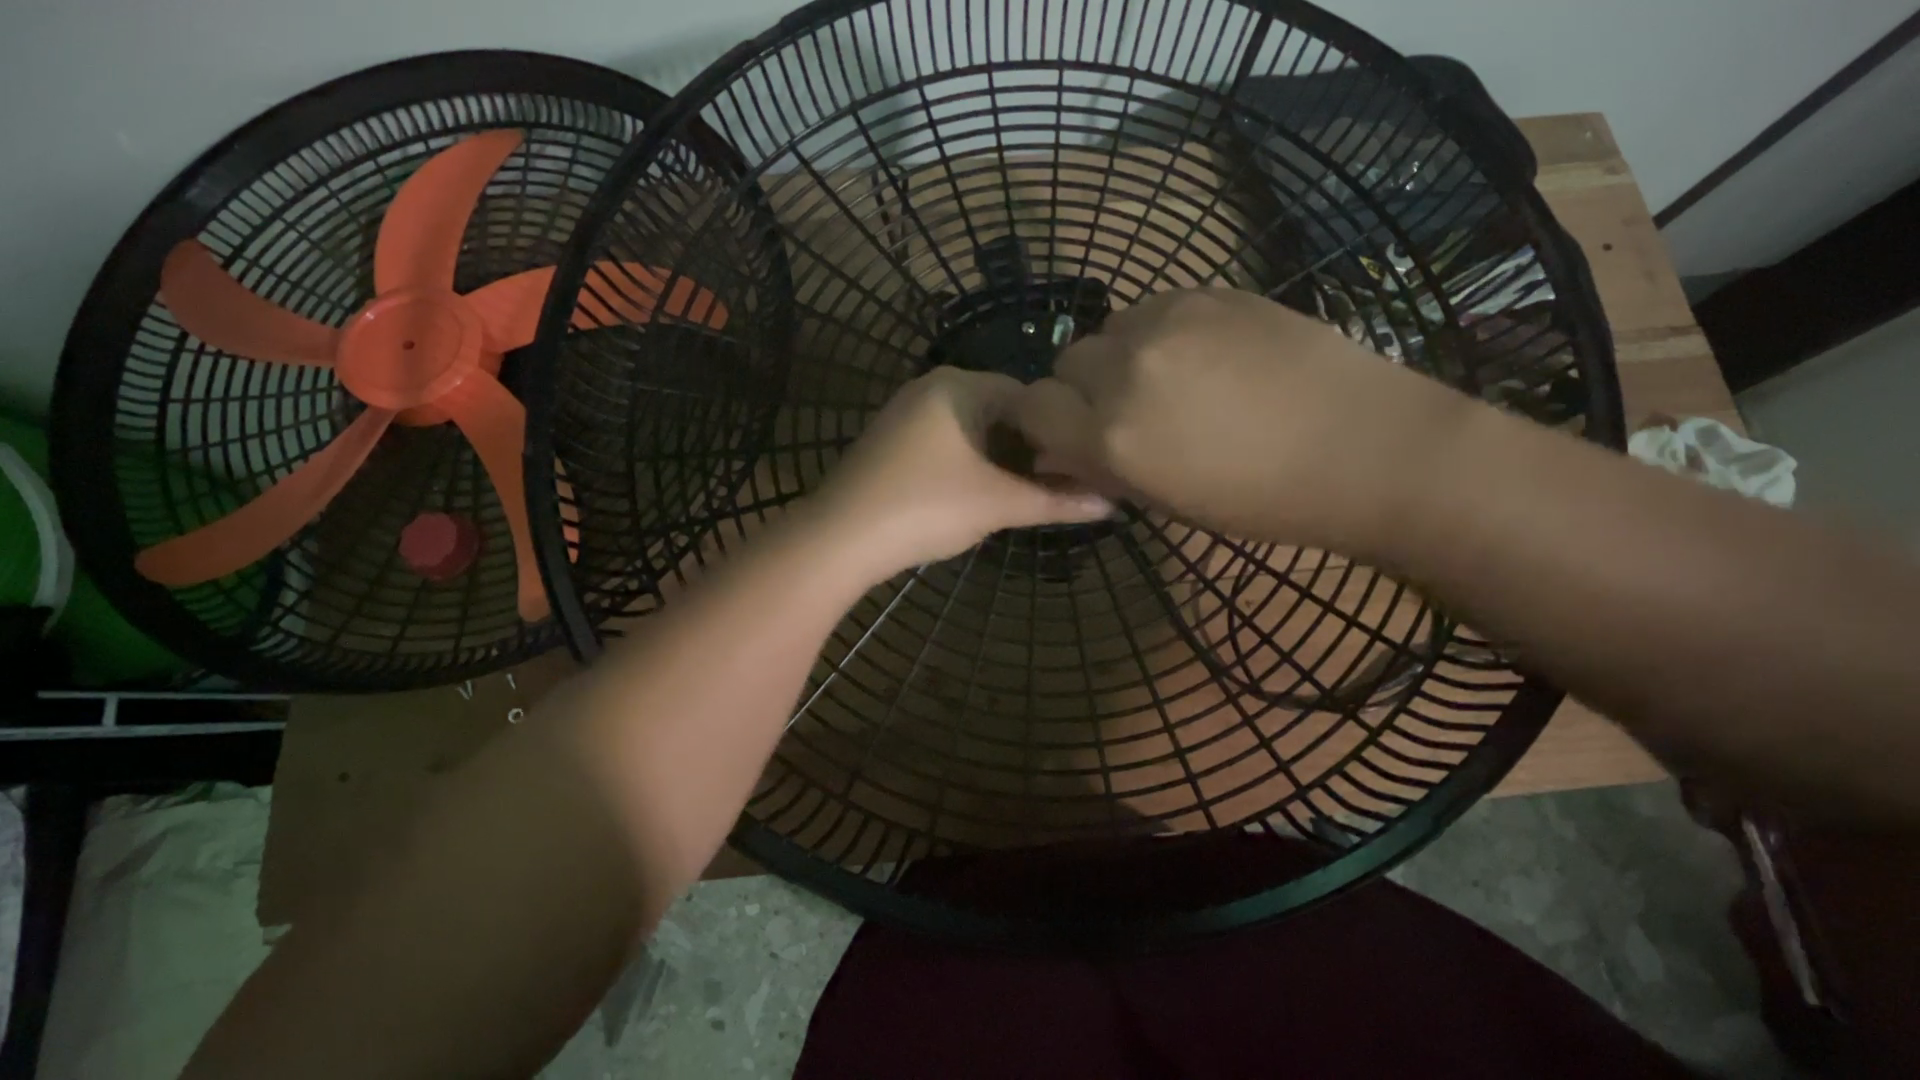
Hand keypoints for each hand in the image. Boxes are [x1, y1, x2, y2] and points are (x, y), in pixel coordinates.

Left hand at [816, 367, 1112, 571]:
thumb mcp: (999, 504)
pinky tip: (984, 495)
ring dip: (1002, 460)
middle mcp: (932, 387)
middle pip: (1001, 411)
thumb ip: (1057, 501)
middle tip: (1062, 484)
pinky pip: (947, 443)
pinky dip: (971, 465)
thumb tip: (1113, 506)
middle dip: (1031, 447)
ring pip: (973, 430)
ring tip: (1030, 494)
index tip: (1083, 465)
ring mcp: (906, 414)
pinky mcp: (891, 443)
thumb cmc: (927, 507)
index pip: (1030, 395)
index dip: (1060, 430)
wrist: (840, 538)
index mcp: (961, 386)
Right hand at [1011, 288, 1466, 551]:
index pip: (1031, 406)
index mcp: (1112, 434)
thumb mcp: (1168, 501)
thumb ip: (1103, 468)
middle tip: (1124, 411)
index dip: (1041, 420)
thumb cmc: (1266, 500)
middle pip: (1066, 361)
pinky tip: (1205, 355)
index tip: (1064, 433)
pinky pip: (1156, 307)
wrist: (1366, 447)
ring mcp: (1169, 321)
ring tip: (1168, 379)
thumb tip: (1060, 448)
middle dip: (1081, 388)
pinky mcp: (1211, 293)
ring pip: (1110, 328)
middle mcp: (1126, 369)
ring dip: (1120, 354)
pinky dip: (1161, 331)